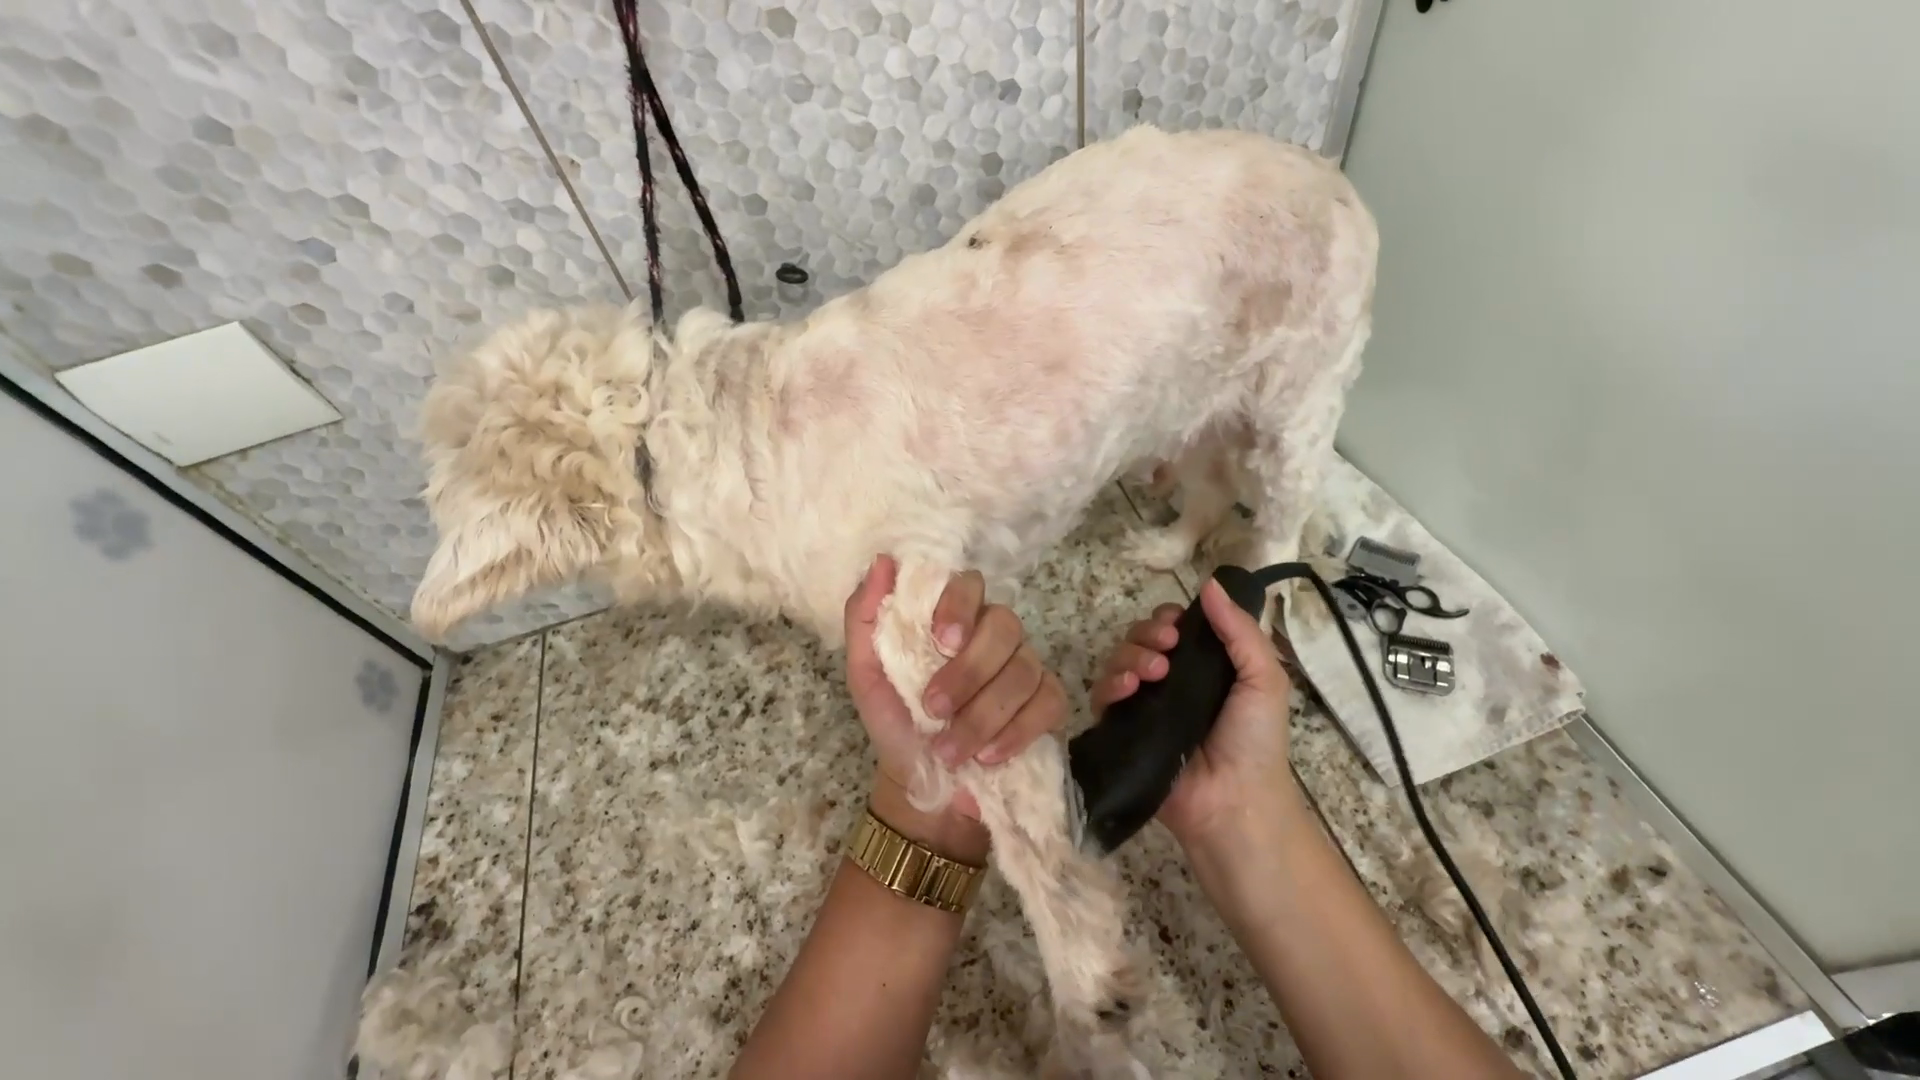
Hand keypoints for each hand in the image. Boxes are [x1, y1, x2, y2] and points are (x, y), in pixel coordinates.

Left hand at [844, 555, 1068, 820]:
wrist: (920, 782)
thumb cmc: (895, 720)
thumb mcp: (866, 673)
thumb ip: (864, 617)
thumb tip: (883, 562)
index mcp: (954, 618)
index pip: (970, 585)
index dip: (961, 606)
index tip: (942, 642)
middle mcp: (995, 635)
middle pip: (1004, 627)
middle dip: (970, 672)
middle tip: (934, 709)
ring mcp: (1026, 668)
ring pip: (1024, 671)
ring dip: (983, 715)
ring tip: (949, 751)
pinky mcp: (1048, 703)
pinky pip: (1048, 703)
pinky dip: (1017, 732)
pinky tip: (989, 756)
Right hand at [1089, 580, 1298, 848]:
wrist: (1234, 800)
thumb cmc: (1255, 740)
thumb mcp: (1264, 678)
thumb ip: (1239, 630)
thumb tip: (1210, 582)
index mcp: (1202, 666)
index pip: (1172, 627)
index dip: (1168, 619)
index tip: (1178, 628)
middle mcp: (1169, 681)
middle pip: (1141, 638)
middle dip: (1149, 634)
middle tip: (1167, 650)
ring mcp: (1143, 706)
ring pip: (1118, 660)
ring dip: (1130, 656)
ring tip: (1152, 675)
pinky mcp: (1121, 730)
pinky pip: (1101, 697)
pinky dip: (1108, 684)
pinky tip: (1126, 689)